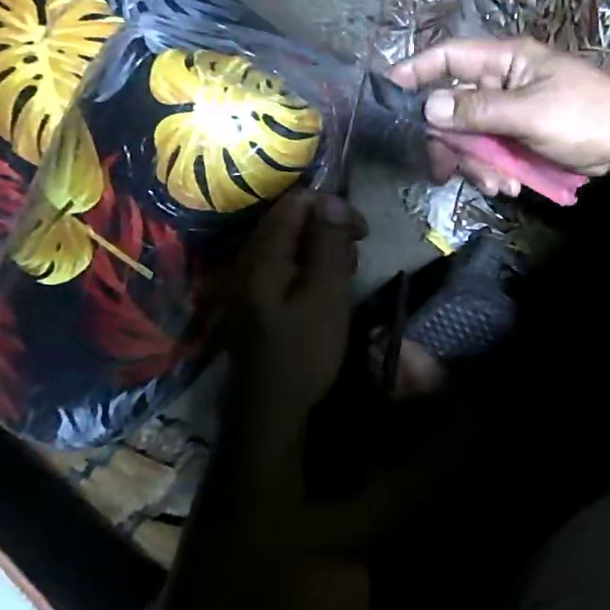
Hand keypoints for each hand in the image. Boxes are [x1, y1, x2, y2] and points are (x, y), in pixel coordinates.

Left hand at [225, 191, 365, 432]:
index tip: (361, 234)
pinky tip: (325, 291)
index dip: (332, 208)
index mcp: (263, 255)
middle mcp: (249, 259)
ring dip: (321, 249)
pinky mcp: (255, 298)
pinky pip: (284, 265)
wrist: (271, 409)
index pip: (296, 203)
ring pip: (290, 243)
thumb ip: (328, 243)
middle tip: (355, 257)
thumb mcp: (326, 294)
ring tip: (345, 276)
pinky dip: (309, 268)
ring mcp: (248, 280)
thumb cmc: (304, 350)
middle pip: (291, 220)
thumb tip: (332, 200)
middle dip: (328, 228)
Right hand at [387, 38, 609, 193]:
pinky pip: (491, 153)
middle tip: (449, 171)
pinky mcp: (518, 138)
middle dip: (454, 143)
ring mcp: (510, 112)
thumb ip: (479, 111)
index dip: (417, 71)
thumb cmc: (586, 115)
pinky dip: (494, 172)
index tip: (390, 94)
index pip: (449, 56)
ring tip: (499, 185)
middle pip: (453, 108)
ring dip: (477, 165)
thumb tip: (429, 106)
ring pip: (470, 138)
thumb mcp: (530, 113)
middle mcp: (501, 83)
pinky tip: (509, 187)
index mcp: (505, 61)